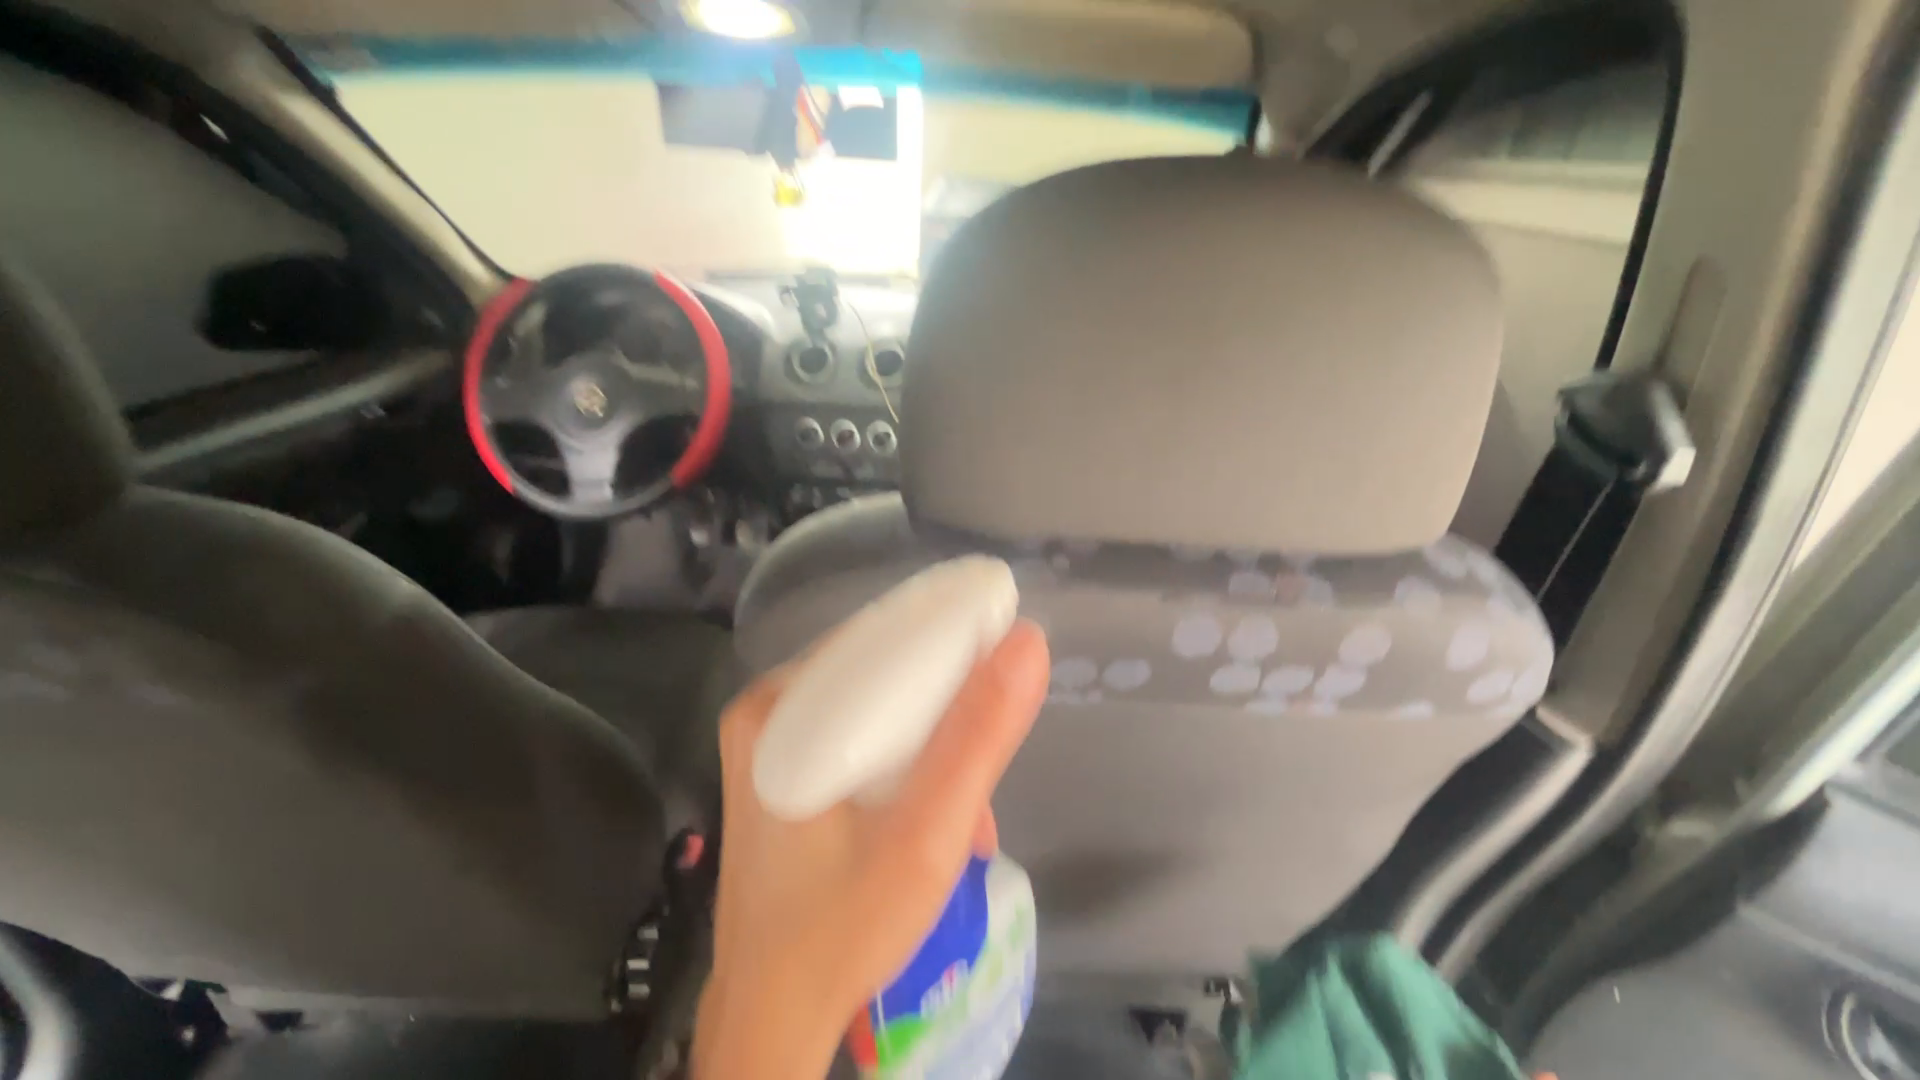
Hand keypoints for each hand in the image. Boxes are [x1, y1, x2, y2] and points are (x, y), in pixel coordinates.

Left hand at [691, 620, 1049, 1079]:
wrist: (771, 1017)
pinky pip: (856, 748)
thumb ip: (976, 738)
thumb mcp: (924, 833)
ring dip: (930, 756)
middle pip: (878, 679)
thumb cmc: (842, 926)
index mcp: (780, 705)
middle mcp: (766, 714)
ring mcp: (768, 751)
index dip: (951, 647)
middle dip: (944, 721)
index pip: (880, 638)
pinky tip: (934, 824)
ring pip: (872, 717)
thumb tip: (1027, 643)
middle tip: (985, 772)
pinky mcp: (780, 784)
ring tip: (971, 817)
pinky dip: (901, 776)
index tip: (1003, 674)